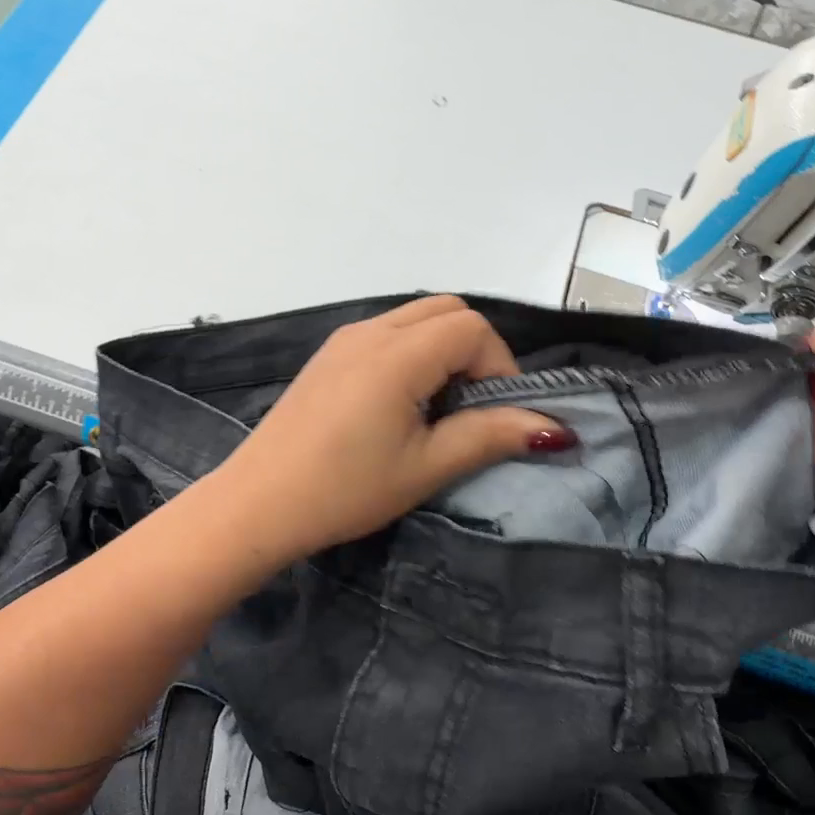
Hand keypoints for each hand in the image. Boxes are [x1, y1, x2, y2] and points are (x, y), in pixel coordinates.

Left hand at [207, 296, 567, 559]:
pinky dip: (413, 353)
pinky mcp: (328, 356)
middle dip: (475, 351)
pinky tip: (400, 406)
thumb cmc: (344, 490)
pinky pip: (387, 333)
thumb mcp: (425, 467)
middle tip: (471, 408)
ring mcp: (344, 339)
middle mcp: (370, 331)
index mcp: (396, 354)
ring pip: (416, 318)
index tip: (493, 417)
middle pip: (446, 310)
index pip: (472, 328)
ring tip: (437, 410)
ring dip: (443, 351)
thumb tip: (556, 429)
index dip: (498, 367)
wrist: (258, 504)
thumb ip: (490, 436)